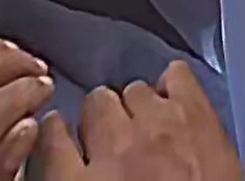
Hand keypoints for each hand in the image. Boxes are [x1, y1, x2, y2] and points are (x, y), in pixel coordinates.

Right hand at [36, 61, 241, 180]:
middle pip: (96, 103)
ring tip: (152, 131)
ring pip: (134, 89)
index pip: (51, 138)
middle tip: (119, 144)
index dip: (58, 135)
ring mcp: (155, 122)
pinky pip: (176, 74)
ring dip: (140, 108)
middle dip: (105, 120)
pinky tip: (178, 109)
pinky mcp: (194, 109)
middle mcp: (112, 145)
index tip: (65, 138)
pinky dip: (175, 88)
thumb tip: (74, 170)